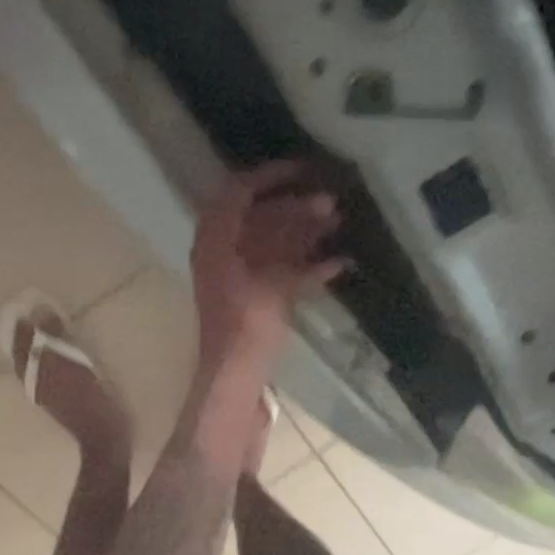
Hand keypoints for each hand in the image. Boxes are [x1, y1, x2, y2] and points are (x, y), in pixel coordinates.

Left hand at [190, 162, 343, 375]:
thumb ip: (291, 247)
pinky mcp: (255, 305)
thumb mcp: (269, 284)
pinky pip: (280, 275)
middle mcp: (223, 256)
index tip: (305, 169)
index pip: (238, 192)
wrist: (234, 385)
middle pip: (259, 219)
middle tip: (332, 203)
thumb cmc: (246, 332)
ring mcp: (239, 282)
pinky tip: (337, 265)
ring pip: (272, 246)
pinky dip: (306, 268)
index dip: (270, 176)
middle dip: (296, 208)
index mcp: (215, 243)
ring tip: (339, 224)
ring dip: (304, 234)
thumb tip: (322, 212)